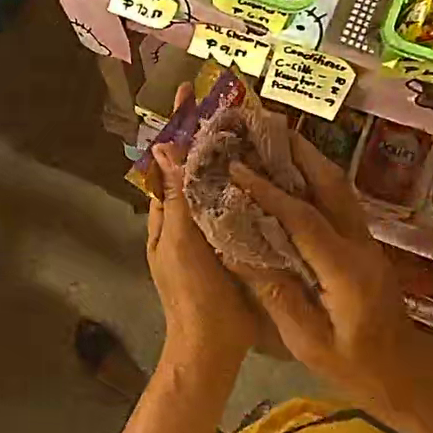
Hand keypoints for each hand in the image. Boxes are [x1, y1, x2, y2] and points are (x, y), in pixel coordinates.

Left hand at [146, 91, 257, 366]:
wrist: (212, 341)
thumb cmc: (191, 290)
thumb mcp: (179, 240)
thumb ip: (175, 196)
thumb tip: (166, 147)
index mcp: (166, 212)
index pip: (170, 159)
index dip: (178, 126)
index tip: (187, 92)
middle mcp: (183, 216)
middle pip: (192, 167)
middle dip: (206, 136)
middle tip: (231, 106)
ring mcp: (206, 229)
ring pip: (213, 184)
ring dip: (227, 157)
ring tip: (251, 128)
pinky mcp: (229, 243)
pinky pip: (232, 205)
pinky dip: (243, 186)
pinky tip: (266, 173)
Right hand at [225, 128, 406, 388]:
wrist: (406, 373)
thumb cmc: (354, 366)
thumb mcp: (308, 341)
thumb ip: (275, 295)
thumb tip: (237, 253)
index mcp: (345, 270)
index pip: (303, 218)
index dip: (267, 190)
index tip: (235, 168)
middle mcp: (360, 246)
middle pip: (331, 185)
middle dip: (297, 152)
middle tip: (263, 127)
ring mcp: (366, 242)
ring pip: (339, 187)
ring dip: (308, 159)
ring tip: (276, 138)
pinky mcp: (363, 245)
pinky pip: (338, 201)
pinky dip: (314, 178)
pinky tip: (293, 172)